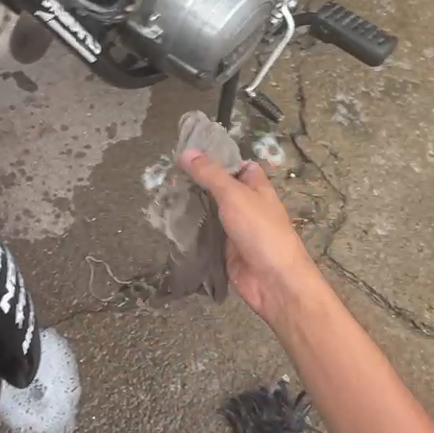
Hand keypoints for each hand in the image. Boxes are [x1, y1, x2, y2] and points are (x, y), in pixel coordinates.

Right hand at [178, 150, 330, 329]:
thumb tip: (186, 152)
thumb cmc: (260, 230)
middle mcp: (244, 203)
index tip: (186, 152)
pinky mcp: (222, 247)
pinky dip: (188, 227)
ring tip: (161, 193)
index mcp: (255, 186)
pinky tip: (168, 219)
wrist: (272, 281)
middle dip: (194, 181)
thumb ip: (209, 174)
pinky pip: (202, 232)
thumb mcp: (234, 195)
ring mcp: (233, 226)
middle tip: (165, 174)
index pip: (235, 164)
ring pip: (207, 209)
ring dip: (188, 204)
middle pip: (216, 187)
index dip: (215, 157)